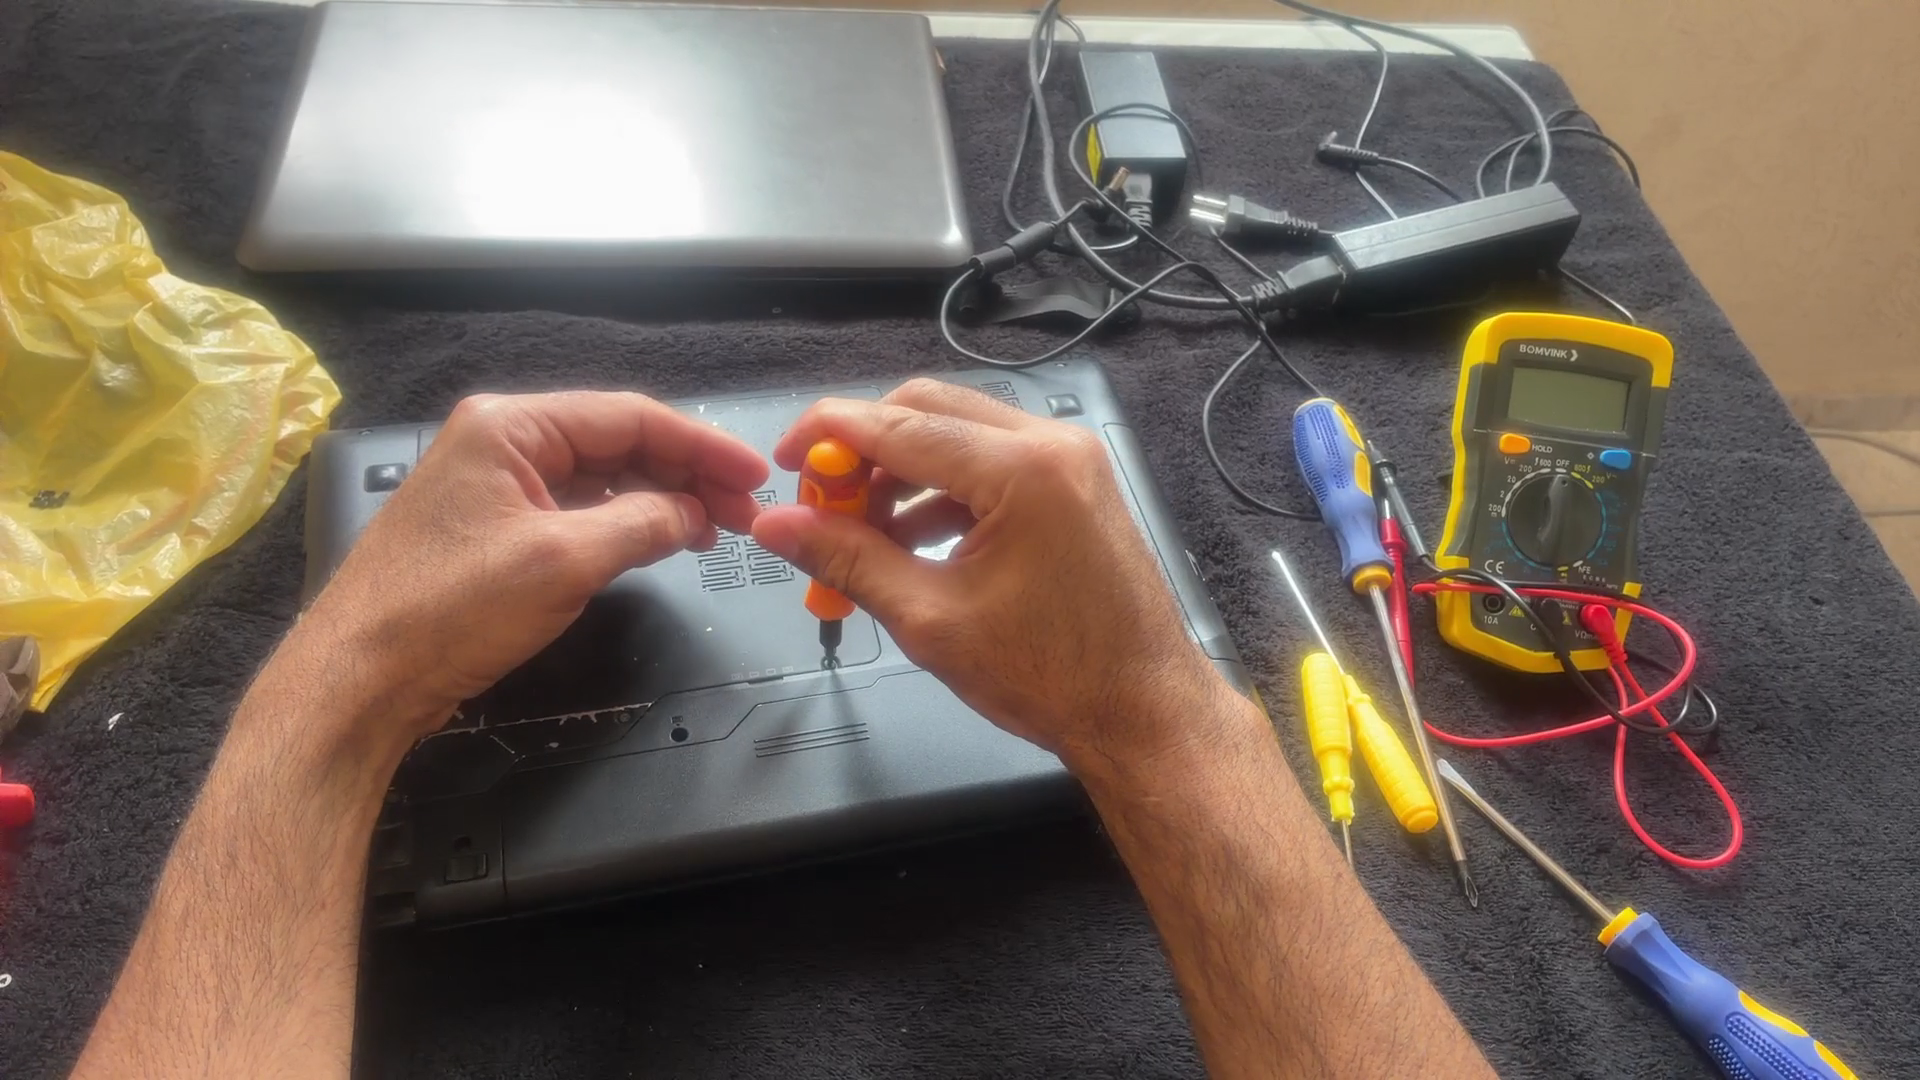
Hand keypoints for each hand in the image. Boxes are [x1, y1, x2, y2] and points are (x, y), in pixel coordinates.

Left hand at [294, 391, 768, 743]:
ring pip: (611, 477)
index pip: (632, 418)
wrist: (359, 683)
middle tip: (745, 510)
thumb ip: (645, 523)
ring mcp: (507, 485)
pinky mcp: (508, 526)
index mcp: (513, 427)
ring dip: (667, 499)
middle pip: (624, 444)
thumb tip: (697, 513)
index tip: (754, 475)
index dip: (703, 446)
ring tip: (717, 527)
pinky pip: (589, 508)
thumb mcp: (566, 559)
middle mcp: (509, 443)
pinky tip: (669, 538)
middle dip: (690, 474)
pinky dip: (635, 522)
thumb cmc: (451, 611)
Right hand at [751, 379, 1230, 773]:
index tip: (784, 458)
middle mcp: (1051, 443)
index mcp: (1020, 469)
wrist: (1143, 710)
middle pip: (929, 410)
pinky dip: (945, 491)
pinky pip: (992, 464)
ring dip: (904, 472)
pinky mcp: (1074, 484)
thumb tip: (777, 525)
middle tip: (824, 500)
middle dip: (865, 449)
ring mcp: (1070, 460)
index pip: (898, 424)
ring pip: (960, 434)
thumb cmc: (1049, 675)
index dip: (827, 434)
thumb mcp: (931, 619)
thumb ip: (848, 560)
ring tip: (863, 532)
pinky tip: (913, 538)